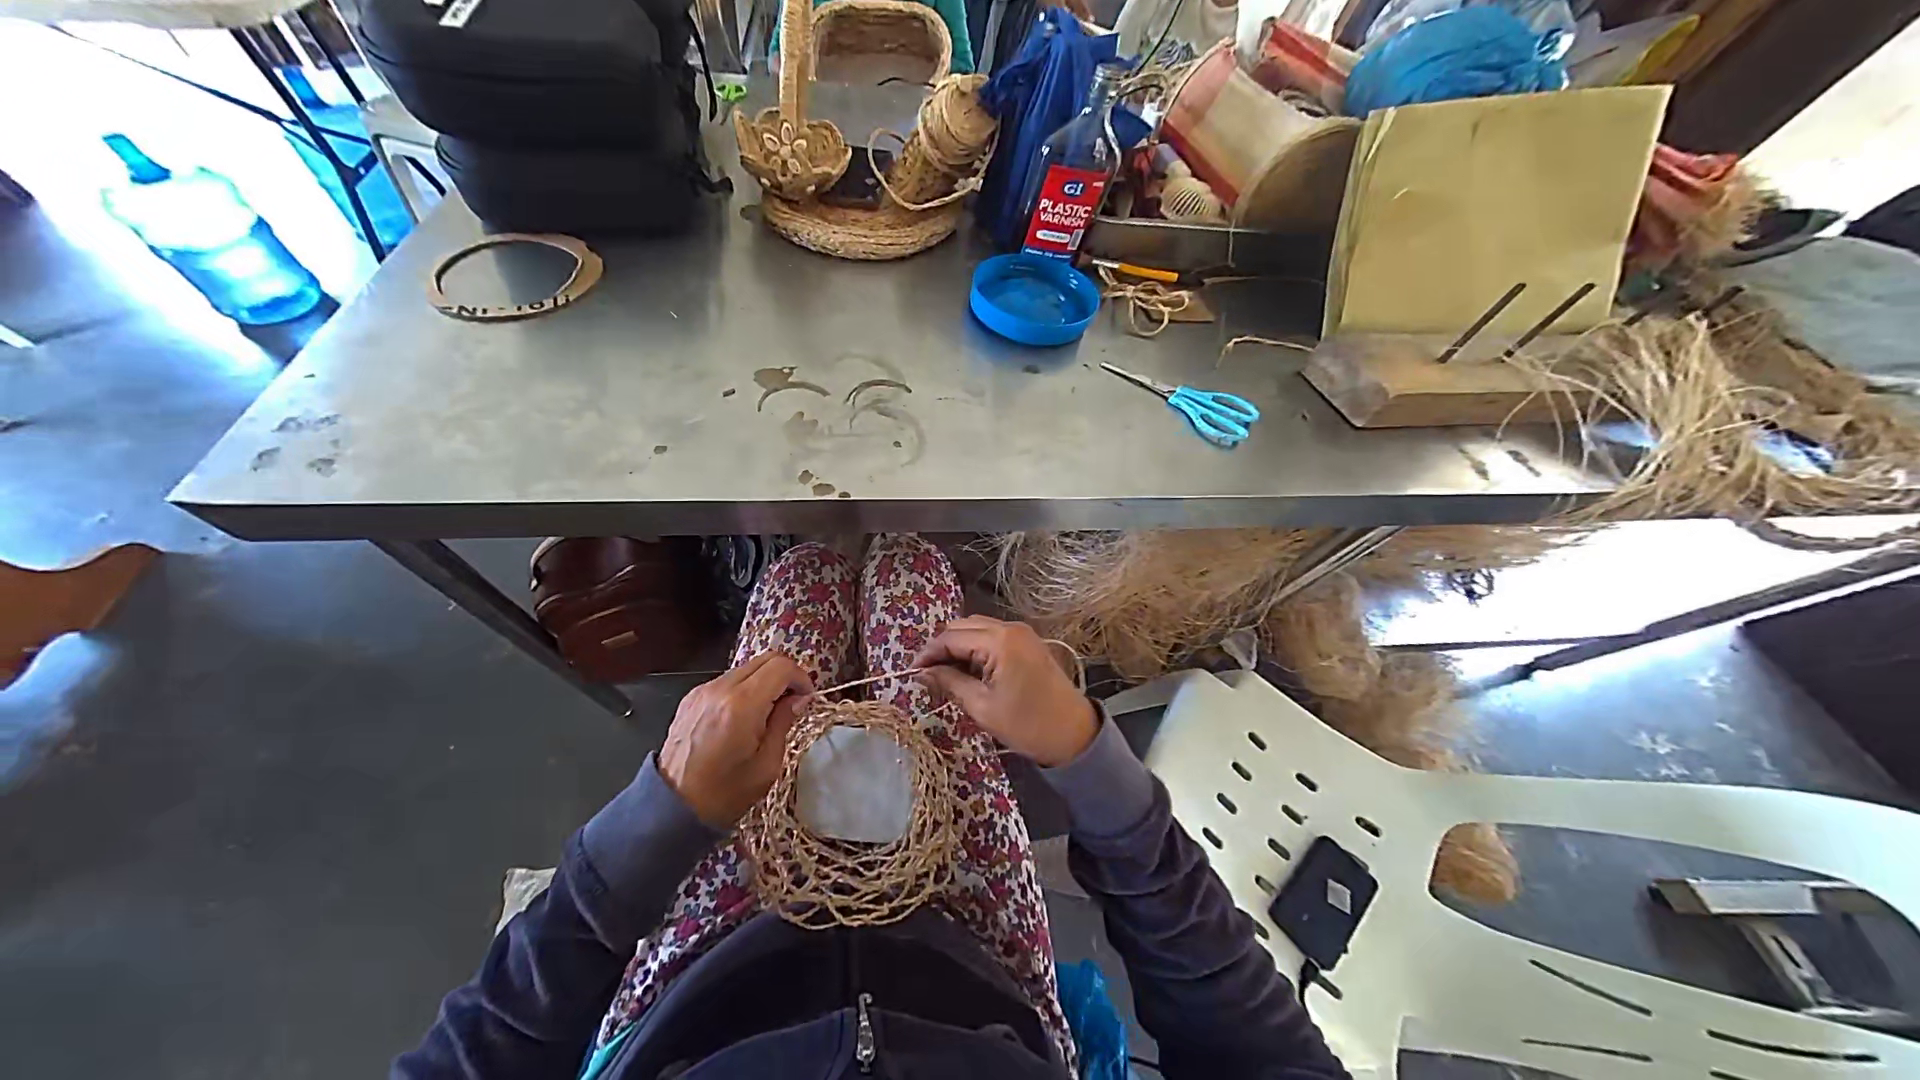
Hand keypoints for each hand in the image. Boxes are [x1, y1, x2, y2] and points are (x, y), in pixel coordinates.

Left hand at [659, 652, 812, 825]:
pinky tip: (745, 715)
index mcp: (742, 705)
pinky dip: (745, 688)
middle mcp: (720, 689)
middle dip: (786, 675)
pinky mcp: (691, 698)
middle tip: (794, 701)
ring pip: (747, 667)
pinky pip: (727, 680)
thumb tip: (798, 699)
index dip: (801, 677)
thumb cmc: (724, 793)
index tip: (807, 698)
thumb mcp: (767, 764)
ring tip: (770, 710)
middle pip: (765, 659)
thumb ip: (784, 722)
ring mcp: (702, 690)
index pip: (781, 667)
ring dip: (765, 680)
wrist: (670, 809)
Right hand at [914, 616, 1097, 766]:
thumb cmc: (1027, 724)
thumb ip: (949, 683)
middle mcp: (1010, 628)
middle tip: (926, 675)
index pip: (951, 637)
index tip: (911, 673)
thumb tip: (921, 673)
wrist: (1075, 734)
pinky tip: (967, 671)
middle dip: (942, 648)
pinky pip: (992, 637)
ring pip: (976, 629)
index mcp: (999, 641)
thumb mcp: (982, 707)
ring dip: (958, 647)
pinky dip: (976, 649)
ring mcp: (1021, 633)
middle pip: (962, 626)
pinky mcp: (1028, 643)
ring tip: (944, 675)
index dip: (928, 653)